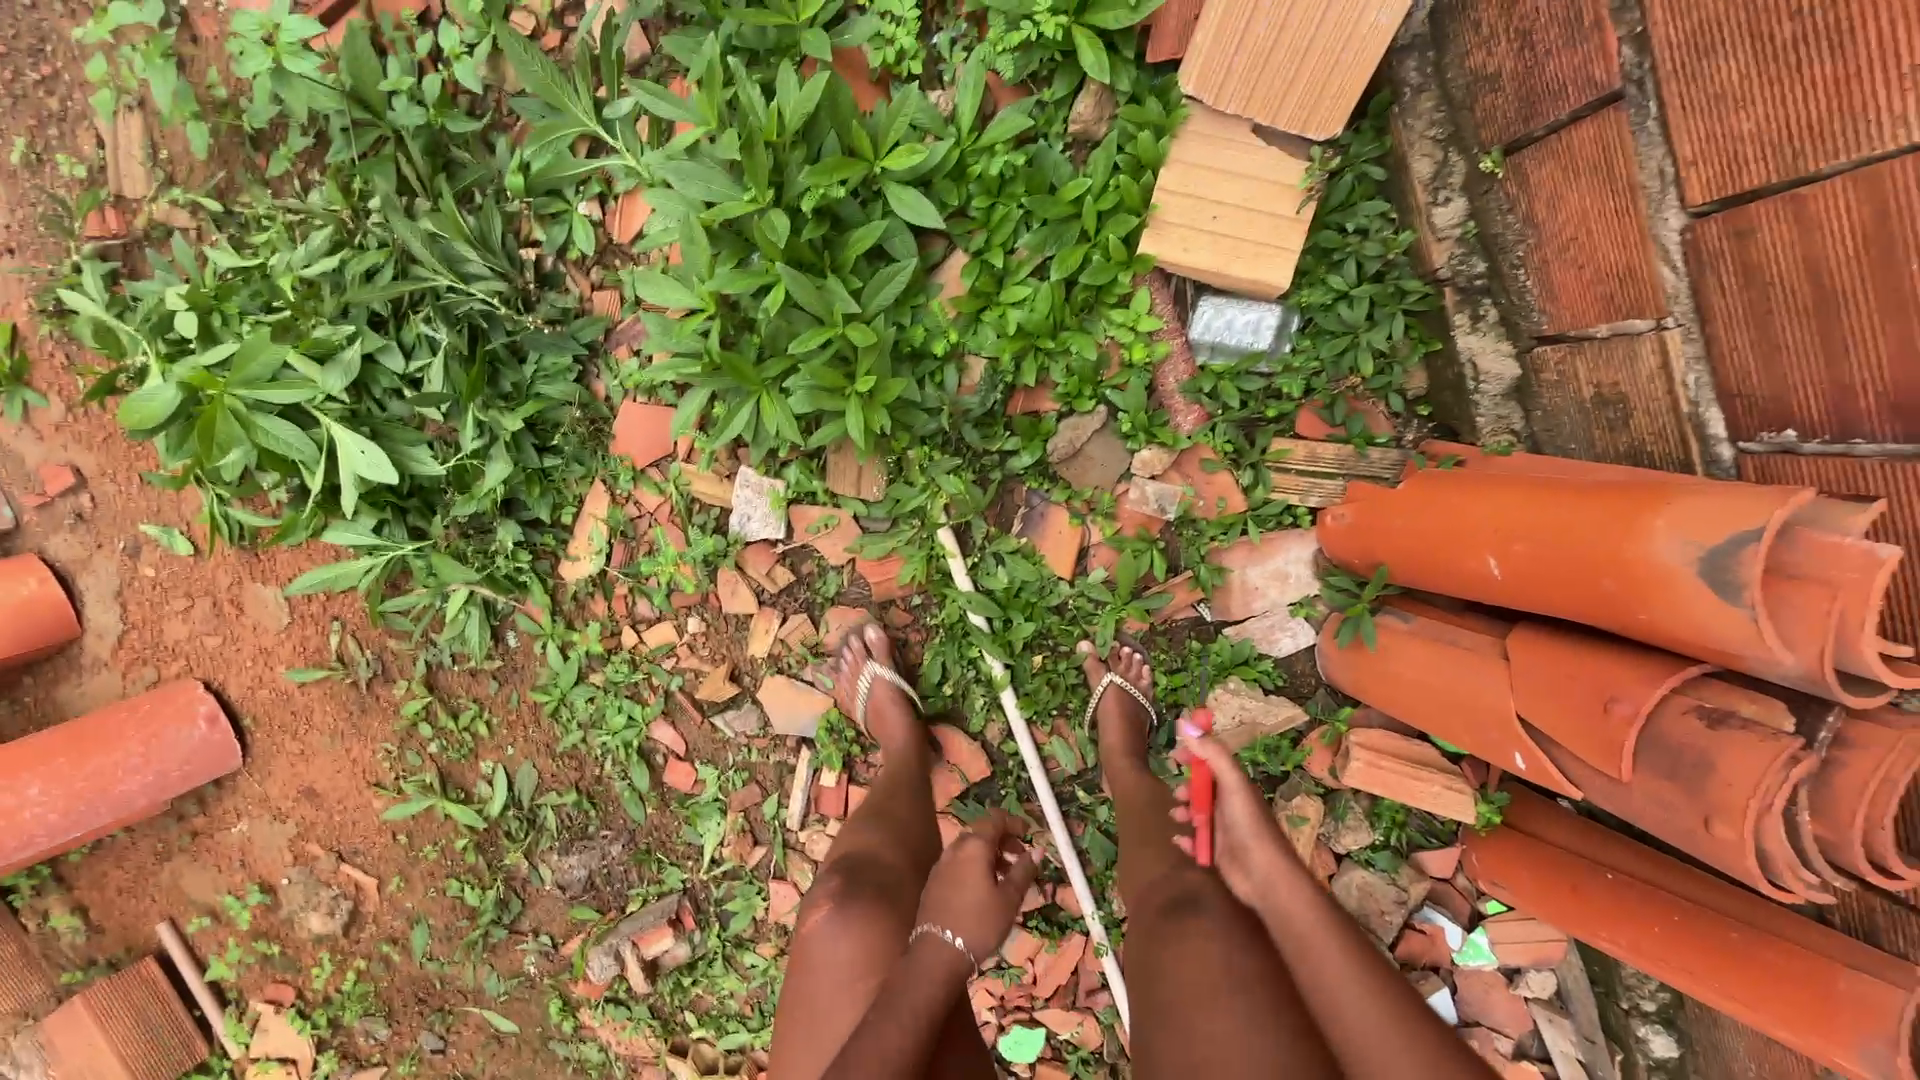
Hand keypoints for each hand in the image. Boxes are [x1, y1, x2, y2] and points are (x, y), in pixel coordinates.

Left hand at [913, 809, 1040, 970]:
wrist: (937, 954)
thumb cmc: (979, 924)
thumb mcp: (1009, 899)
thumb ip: (1023, 871)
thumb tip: (1037, 850)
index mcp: (974, 847)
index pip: (995, 819)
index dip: (1014, 822)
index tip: (1029, 835)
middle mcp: (954, 849)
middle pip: (981, 832)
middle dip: (1003, 840)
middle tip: (1020, 857)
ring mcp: (941, 864)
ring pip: (969, 848)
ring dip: (989, 854)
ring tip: (1006, 876)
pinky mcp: (934, 881)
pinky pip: (958, 863)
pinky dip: (974, 865)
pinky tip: (984, 889)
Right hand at [1171, 721, 1296, 908]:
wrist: (1264, 876)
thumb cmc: (1248, 824)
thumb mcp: (1231, 782)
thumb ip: (1211, 753)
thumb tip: (1185, 721)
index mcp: (1234, 786)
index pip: (1211, 762)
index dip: (1193, 756)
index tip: (1173, 756)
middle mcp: (1228, 804)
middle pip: (1200, 789)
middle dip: (1185, 788)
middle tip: (1176, 794)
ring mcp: (1222, 829)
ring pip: (1195, 814)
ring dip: (1182, 813)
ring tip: (1177, 817)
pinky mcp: (1216, 852)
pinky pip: (1194, 841)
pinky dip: (1186, 840)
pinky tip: (1180, 840)